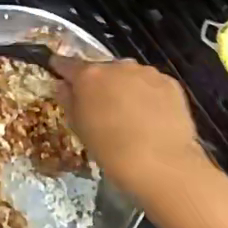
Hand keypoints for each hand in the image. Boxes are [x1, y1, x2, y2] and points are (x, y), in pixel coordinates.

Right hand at [50, 56, 211, 200]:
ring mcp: (146, 72)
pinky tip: (152, 116)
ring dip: (126, 87)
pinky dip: (149, 95)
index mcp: (89, 76)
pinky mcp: (170, 82)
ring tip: (130, 114)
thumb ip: (68, 101)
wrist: (161, 163)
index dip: (61, 67)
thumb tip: (62, 85)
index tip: (57, 69)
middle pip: (103, 69)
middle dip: (100, 83)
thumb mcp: (80, 128)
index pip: (69, 64)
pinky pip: (152, 84)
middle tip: (101, 105)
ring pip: (129, 75)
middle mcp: (118, 66)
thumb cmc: (111, 150)